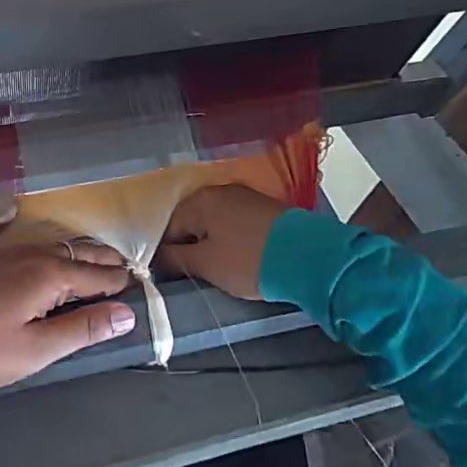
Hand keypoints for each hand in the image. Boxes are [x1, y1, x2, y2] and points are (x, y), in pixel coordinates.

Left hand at [0, 242, 135, 388]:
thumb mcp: (37, 348)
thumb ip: (84, 329)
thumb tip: (126, 314)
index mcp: (51, 275)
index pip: (100, 276)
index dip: (122, 284)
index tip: (143, 288)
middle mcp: (36, 255)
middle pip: (83, 253)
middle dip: (108, 262)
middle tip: (130, 273)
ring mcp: (14, 253)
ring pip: (62, 248)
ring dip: (86, 256)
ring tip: (102, 269)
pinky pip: (42, 249)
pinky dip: (63, 256)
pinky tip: (60, 268)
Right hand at [158, 184, 287, 299]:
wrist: (310, 257)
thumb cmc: (248, 261)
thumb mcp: (205, 264)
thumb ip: (174, 259)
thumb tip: (155, 258)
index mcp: (198, 201)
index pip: (168, 229)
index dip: (166, 254)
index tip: (173, 276)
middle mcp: (218, 191)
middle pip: (191, 222)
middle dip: (189, 246)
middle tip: (196, 274)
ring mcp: (244, 197)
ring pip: (214, 222)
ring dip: (211, 243)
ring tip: (218, 268)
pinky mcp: (265, 208)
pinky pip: (234, 222)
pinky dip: (231, 238)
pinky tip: (238, 256)